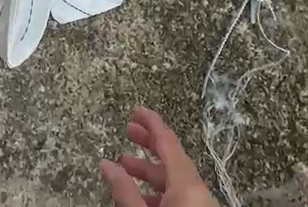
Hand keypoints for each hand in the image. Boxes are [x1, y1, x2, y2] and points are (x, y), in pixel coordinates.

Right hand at [100, 106, 217, 206]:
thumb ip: (125, 189)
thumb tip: (106, 165)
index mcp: (188, 183)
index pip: (169, 142)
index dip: (151, 122)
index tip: (136, 109)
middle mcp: (198, 190)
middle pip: (172, 157)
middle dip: (148, 143)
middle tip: (128, 130)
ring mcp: (201, 203)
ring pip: (174, 179)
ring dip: (149, 169)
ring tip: (124, 165)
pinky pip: (179, 194)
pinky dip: (159, 189)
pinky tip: (140, 194)